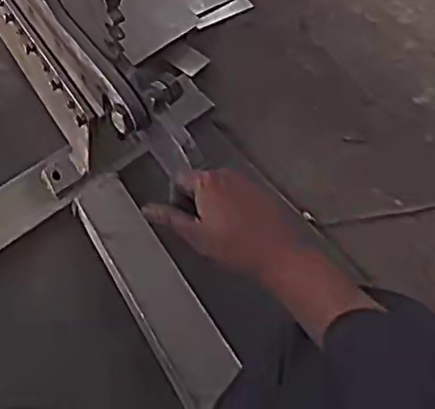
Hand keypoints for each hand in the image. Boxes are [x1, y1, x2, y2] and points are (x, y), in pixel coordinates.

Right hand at [143, 169, 301, 276]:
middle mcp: (225, 175)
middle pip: (199, 184)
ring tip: (227, 233)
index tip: (186, 219)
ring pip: (220, 190)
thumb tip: (150, 209)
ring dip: (218, 206)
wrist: (283, 258)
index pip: (178, 180)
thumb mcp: (197, 237)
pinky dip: (237, 209)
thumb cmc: (243, 248)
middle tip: (206, 229)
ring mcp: (245, 182)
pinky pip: (239, 196)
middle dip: (199, 204)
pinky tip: (242, 230)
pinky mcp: (260, 193)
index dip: (178, 201)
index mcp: (206, 181)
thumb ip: (170, 219)